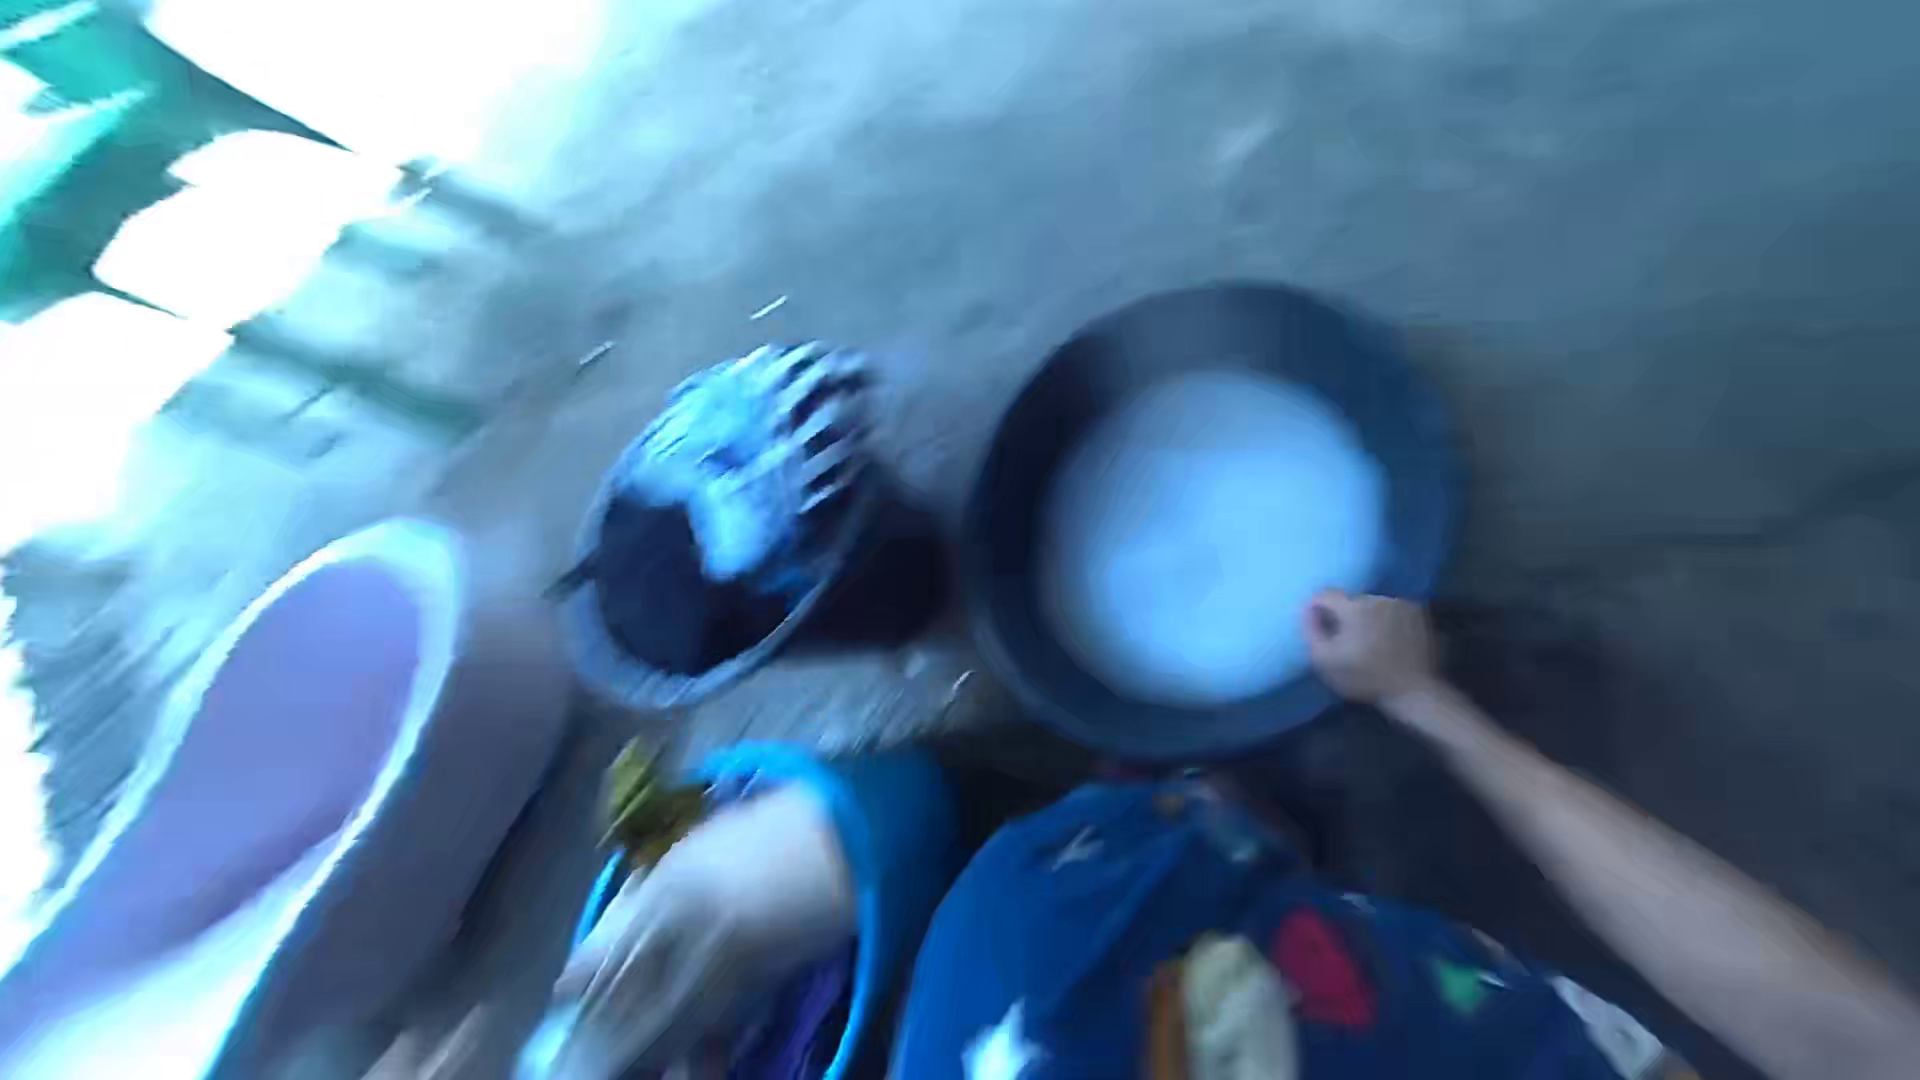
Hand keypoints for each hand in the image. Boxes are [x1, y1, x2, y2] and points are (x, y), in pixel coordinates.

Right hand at [1302, 590, 1440, 704]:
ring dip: (1364, 617)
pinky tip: (1387, 639)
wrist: (1414, 693)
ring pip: (1371, 604)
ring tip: (1367, 640)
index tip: (1319, 628)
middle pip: (1349, 600)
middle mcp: (1379, 599)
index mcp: (1354, 607)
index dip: (1317, 610)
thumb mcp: (1323, 659)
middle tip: (1344, 638)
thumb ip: (1310, 630)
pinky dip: (1385, 619)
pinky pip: (1391, 610)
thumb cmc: (1364, 678)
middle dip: (1343, 615)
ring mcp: (1402, 604)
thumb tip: (1307, 609)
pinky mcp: (1420, 614)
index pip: (1325, 595)